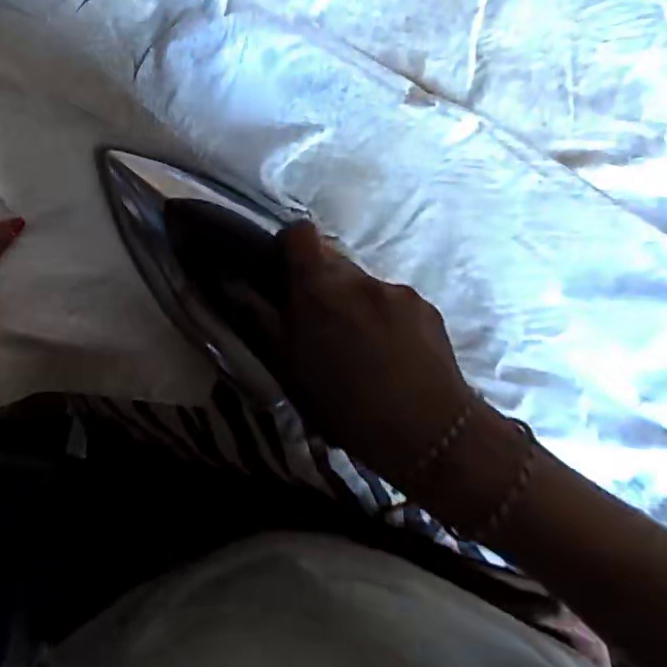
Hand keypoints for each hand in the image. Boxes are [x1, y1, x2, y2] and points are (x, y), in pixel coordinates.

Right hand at [274, 222, 478, 494]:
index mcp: (320, 287)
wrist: (430, 433)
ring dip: (353, 302)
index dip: (289, 246)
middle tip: (319, 324)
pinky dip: (384, 316)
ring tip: (360, 346)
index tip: (285, 273)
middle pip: (332, 261)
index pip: (300, 233)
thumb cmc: (348, 408)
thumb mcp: (293, 369)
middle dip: (321, 284)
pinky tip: (391, 354)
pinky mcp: (425, 305)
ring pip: (363, 283)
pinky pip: (393, 299)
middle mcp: (359, 277)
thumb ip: (264, 320)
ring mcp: (396, 289)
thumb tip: (236, 284)